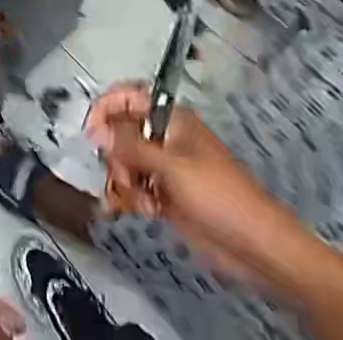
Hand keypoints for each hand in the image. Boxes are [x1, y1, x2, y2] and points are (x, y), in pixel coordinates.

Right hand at [86, 84, 294, 282]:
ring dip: (125, 182)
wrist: (252, 244)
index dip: (107, 107)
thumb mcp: (171, 167)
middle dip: (116, 155)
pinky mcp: (164, 194)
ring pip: (124, 163)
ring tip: (144, 200)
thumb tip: (96, 130)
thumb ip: (130, 147)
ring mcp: (164, 168)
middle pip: (121, 133)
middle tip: (125, 175)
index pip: (129, 97)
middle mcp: (164, 138)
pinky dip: (133, 199)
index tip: (91, 130)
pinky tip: (147, 211)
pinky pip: (134, 188)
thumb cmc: (218, 195)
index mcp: (171, 119)